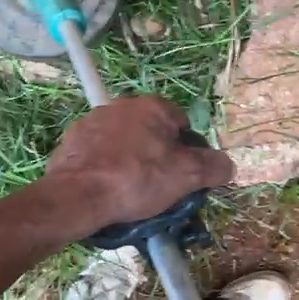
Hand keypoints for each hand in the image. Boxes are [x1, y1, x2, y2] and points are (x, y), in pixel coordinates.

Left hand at [45, 96, 232, 228]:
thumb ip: (213, 167)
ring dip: (129, 161)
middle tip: (158, 187)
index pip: (181, 124)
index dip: (186, 152)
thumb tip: (227, 165)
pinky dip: (104, 168)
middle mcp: (121, 105)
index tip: (182, 176)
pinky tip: (106, 190)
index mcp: (152, 106)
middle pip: (150, 133)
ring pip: (122, 143)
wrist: (77, 194)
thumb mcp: (187, 176)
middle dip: (156, 156)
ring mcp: (92, 121)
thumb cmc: (137, 179)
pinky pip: (98, 154)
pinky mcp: (71, 141)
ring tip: (130, 194)